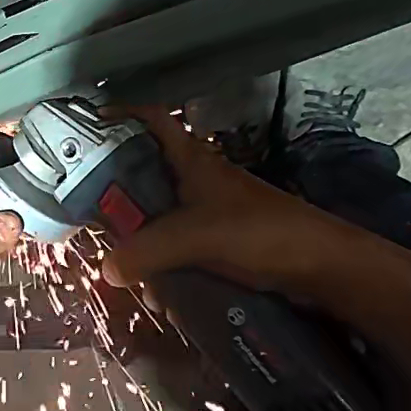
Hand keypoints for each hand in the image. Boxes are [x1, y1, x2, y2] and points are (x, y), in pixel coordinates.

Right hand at [98, 110, 386, 302]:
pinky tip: (166, 296)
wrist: (319, 264)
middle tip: (98, 221)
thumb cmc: (258, 232)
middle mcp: (197, 178)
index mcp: (191, 161)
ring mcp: (210, 208)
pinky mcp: (221, 236)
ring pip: (162, 215)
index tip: (92, 124)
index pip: (153, 119)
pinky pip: (181, 244)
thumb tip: (106, 268)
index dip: (124, 113)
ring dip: (145, 244)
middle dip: (121, 199)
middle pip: (147, 173)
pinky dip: (168, 265)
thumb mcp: (195, 238)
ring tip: (136, 278)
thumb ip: (147, 251)